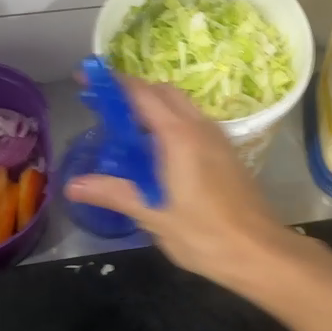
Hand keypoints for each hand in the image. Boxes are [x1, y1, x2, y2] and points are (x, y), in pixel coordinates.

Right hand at [64, 79, 298, 290]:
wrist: (258, 251)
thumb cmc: (204, 235)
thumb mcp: (153, 215)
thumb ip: (114, 193)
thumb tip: (73, 185)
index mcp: (178, 135)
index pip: (141, 94)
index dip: (112, 83)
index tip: (86, 79)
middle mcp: (199, 126)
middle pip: (162, 92)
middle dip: (132, 92)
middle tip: (102, 108)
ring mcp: (217, 137)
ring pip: (181, 105)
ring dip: (153, 107)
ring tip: (124, 130)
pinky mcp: (226, 151)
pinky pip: (193, 122)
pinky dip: (170, 122)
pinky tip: (156, 152)